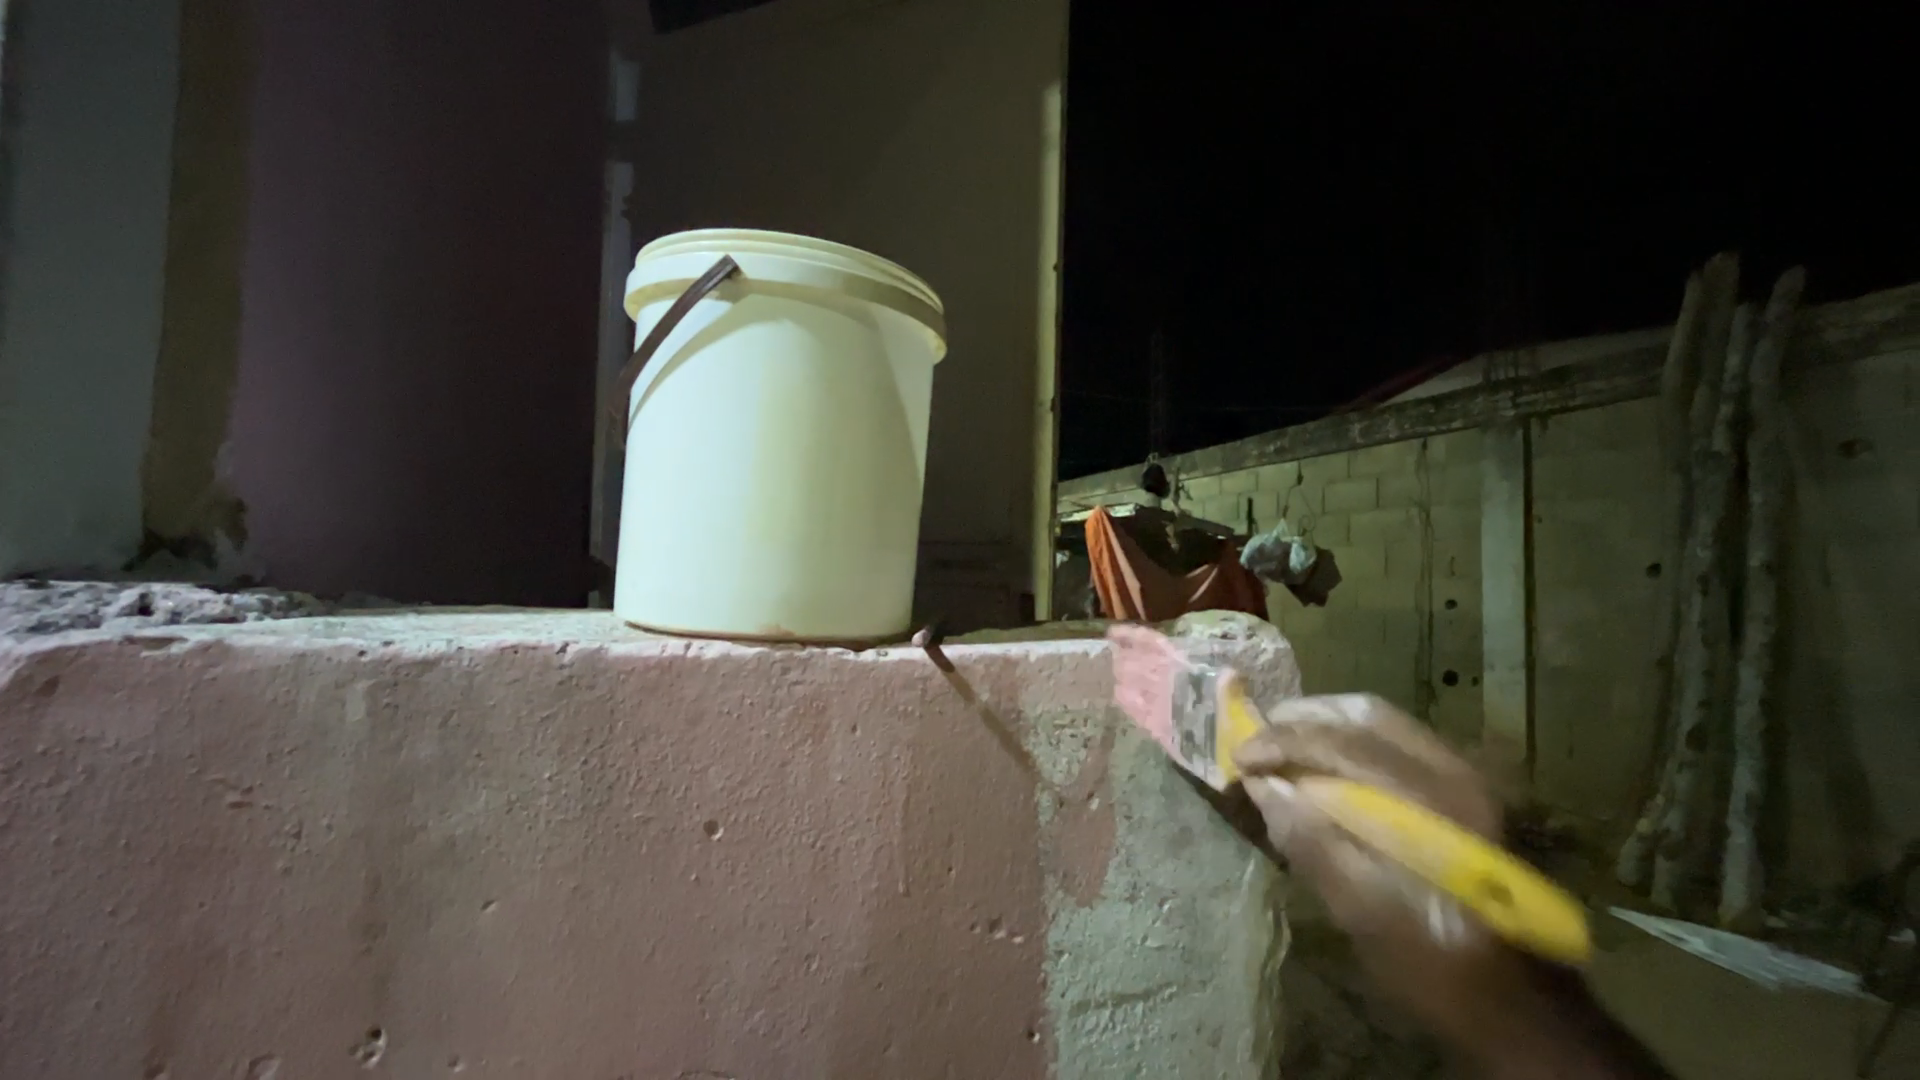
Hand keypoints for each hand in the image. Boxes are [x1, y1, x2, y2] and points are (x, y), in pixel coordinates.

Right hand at [1232, 694, 1549, 1054]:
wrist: (1517, 1001)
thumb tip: (1261, 785)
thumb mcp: (1361, 913)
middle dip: (1299, 718)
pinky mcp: (1462, 785)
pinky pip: (1393, 738)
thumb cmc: (1434, 965)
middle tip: (1255, 741)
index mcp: (1434, 803)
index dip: (1281, 741)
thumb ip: (1309, 842)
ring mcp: (1464, 774)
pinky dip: (1346, 737)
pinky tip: (1320, 762)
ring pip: (1378, 719)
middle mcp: (1454, 772)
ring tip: (1279, 744)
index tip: (1239, 757)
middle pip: (1362, 714)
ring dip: (1321, 723)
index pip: (1342, 743)